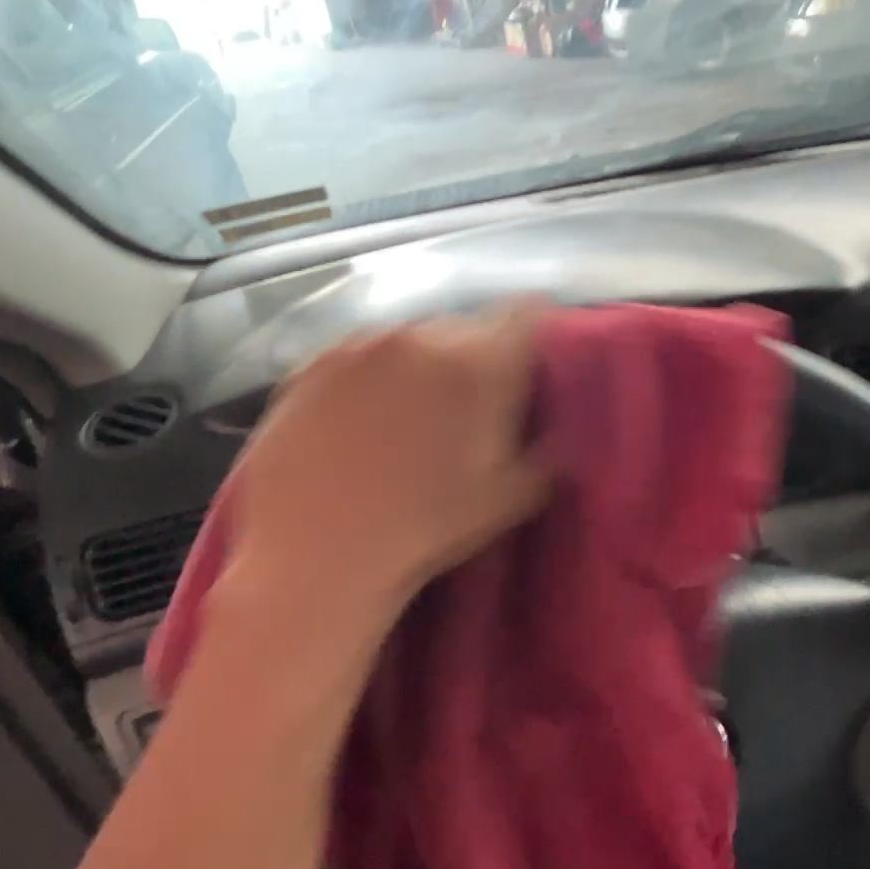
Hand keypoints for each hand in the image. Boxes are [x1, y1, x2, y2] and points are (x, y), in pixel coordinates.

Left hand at [226, 301, 551, 629]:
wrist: (319, 555)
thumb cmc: (427, 529)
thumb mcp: (509, 500)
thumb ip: (546, 456)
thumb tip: (559, 437)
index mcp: (479, 363)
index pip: (525, 314)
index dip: (531, 335)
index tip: (526, 367)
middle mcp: (420, 336)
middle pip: (464, 328)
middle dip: (473, 359)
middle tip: (466, 409)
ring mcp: (358, 346)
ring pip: (409, 340)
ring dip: (418, 368)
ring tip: (406, 420)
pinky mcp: (310, 365)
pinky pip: (358, 358)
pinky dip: (368, 378)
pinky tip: (359, 425)